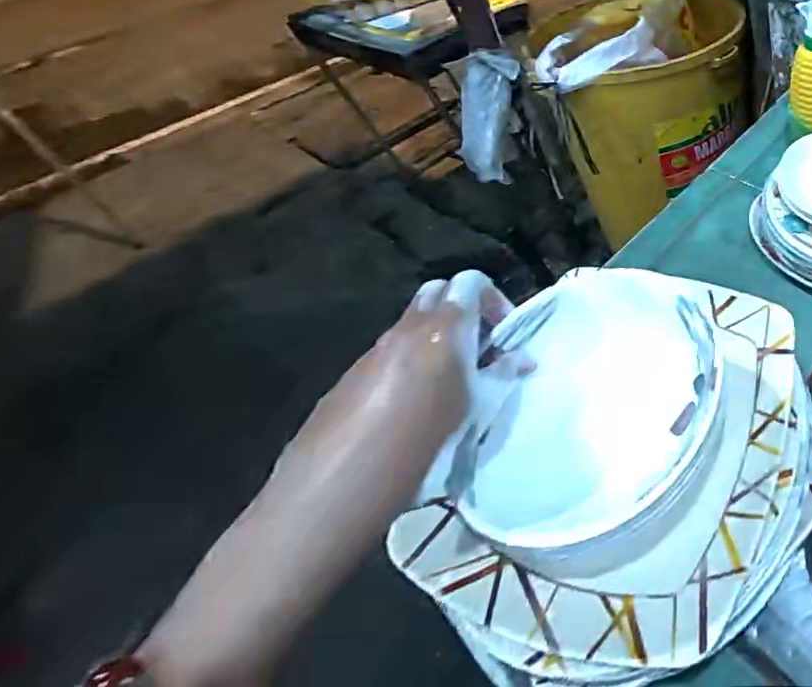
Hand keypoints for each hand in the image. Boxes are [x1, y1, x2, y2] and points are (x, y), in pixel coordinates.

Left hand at [135, 274, 528, 686]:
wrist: (299, 526)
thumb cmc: (394, 475)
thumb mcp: (458, 423)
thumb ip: (486, 379)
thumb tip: (512, 358)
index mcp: (428, 339)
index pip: (467, 285)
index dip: (495, 303)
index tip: (508, 343)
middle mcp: (394, 337)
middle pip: (440, 300)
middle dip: (471, 323)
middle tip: (487, 367)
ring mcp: (364, 362)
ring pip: (414, 331)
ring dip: (443, 350)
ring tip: (458, 398)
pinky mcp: (343, 389)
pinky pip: (391, 360)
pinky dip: (414, 372)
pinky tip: (417, 421)